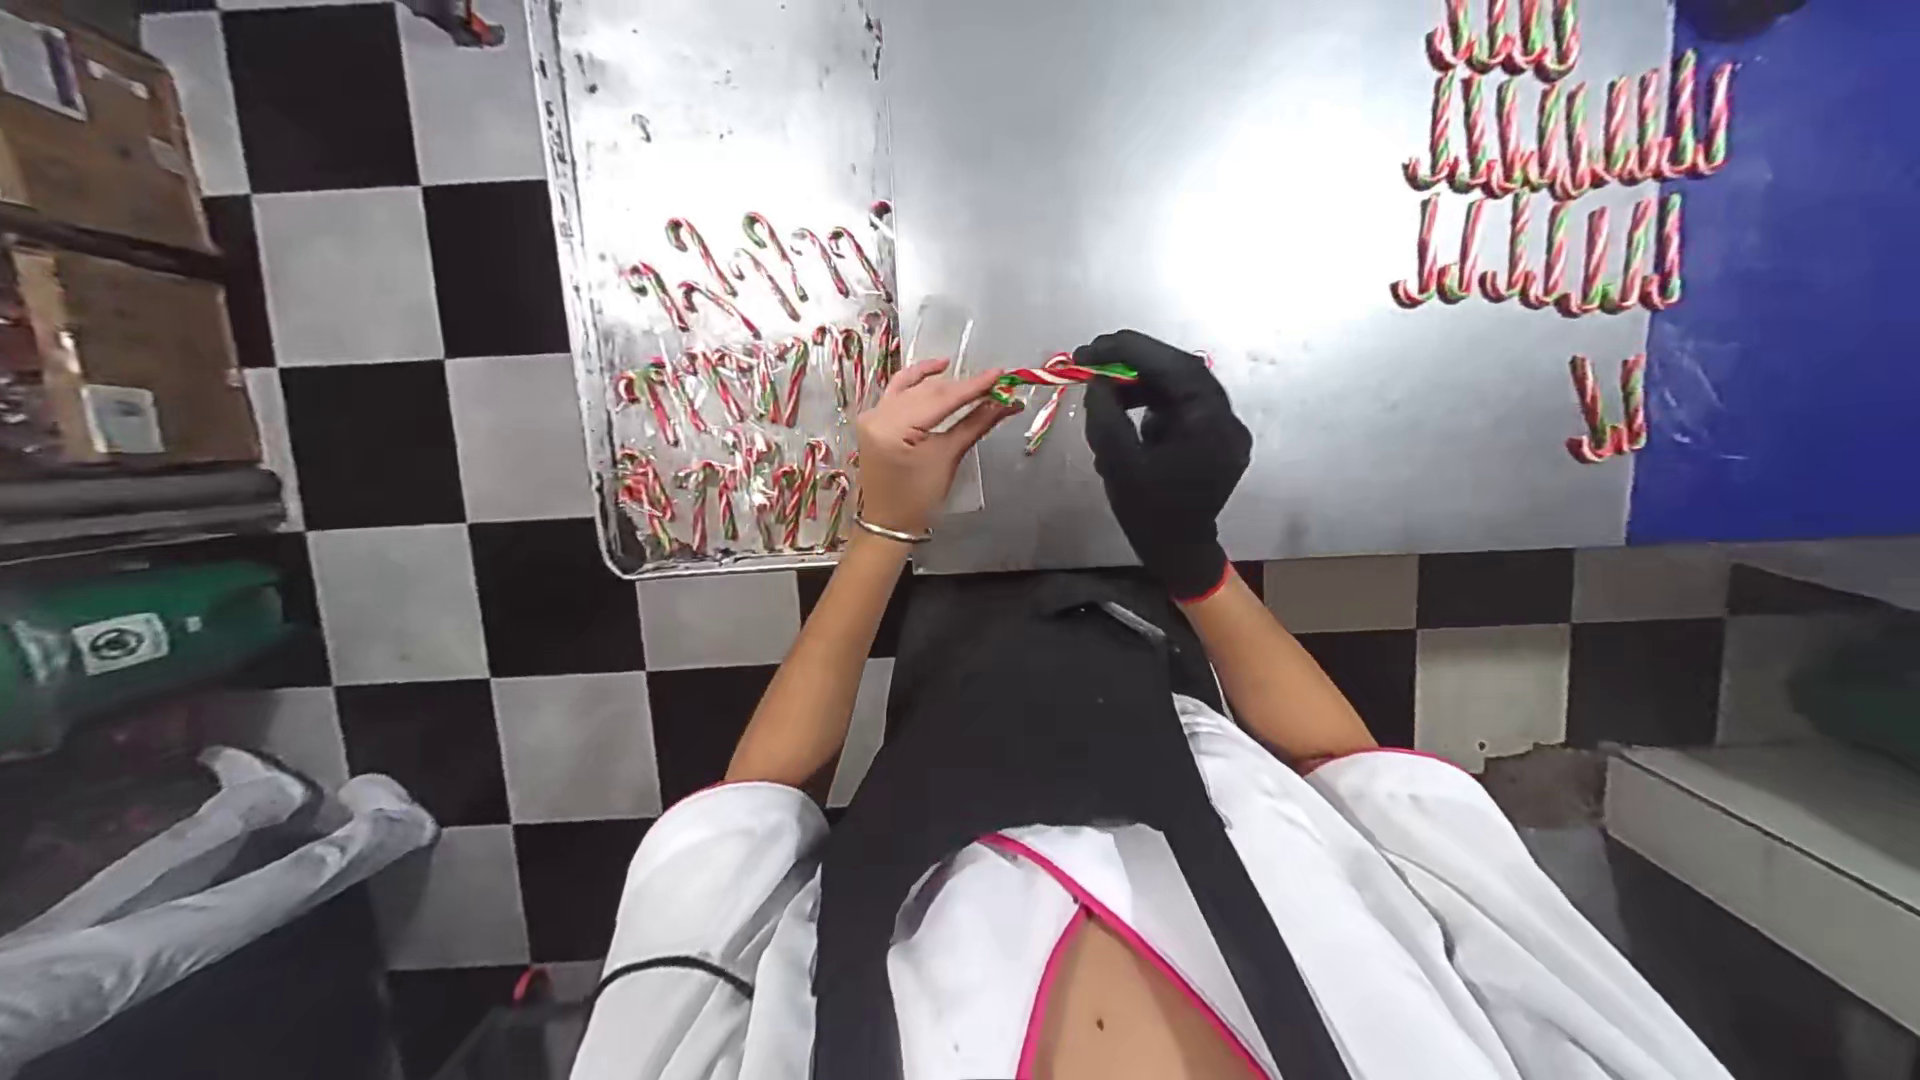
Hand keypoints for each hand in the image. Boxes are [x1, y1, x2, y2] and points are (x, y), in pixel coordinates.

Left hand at [854, 358, 1021, 534]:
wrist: (889, 524)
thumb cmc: (918, 499)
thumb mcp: (947, 459)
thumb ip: (975, 424)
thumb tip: (1004, 403)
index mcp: (892, 428)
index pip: (940, 398)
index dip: (973, 386)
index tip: (1000, 375)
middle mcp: (877, 415)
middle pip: (927, 391)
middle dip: (962, 386)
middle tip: (994, 382)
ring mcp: (872, 417)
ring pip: (912, 388)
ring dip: (940, 380)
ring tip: (966, 374)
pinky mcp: (874, 421)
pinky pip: (898, 393)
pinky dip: (917, 382)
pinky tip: (935, 371)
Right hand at [1080, 330, 1250, 599]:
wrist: (1178, 553)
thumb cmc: (1150, 514)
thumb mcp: (1120, 464)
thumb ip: (1106, 418)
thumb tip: (1097, 383)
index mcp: (1211, 424)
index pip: (1175, 368)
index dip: (1132, 351)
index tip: (1093, 347)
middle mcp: (1225, 419)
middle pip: (1179, 373)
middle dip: (1133, 364)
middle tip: (1092, 361)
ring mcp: (1221, 429)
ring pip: (1177, 389)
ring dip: (1138, 386)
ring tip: (1102, 394)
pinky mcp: (1209, 439)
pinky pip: (1177, 409)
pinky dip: (1148, 406)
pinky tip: (1124, 418)